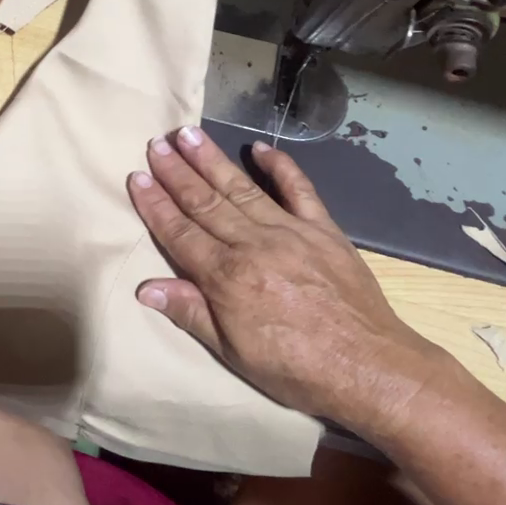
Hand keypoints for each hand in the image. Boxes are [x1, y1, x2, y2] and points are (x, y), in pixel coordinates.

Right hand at [126, 126, 457, 443]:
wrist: (368, 369)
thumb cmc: (295, 370)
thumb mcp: (234, 353)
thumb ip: (191, 313)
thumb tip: (145, 287)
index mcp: (227, 277)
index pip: (180, 233)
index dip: (155, 204)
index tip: (137, 176)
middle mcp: (254, 245)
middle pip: (206, 202)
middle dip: (177, 172)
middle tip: (156, 143)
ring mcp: (291, 232)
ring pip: (242, 188)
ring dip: (213, 160)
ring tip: (189, 134)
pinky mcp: (324, 230)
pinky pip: (299, 190)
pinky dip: (281, 166)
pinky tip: (260, 148)